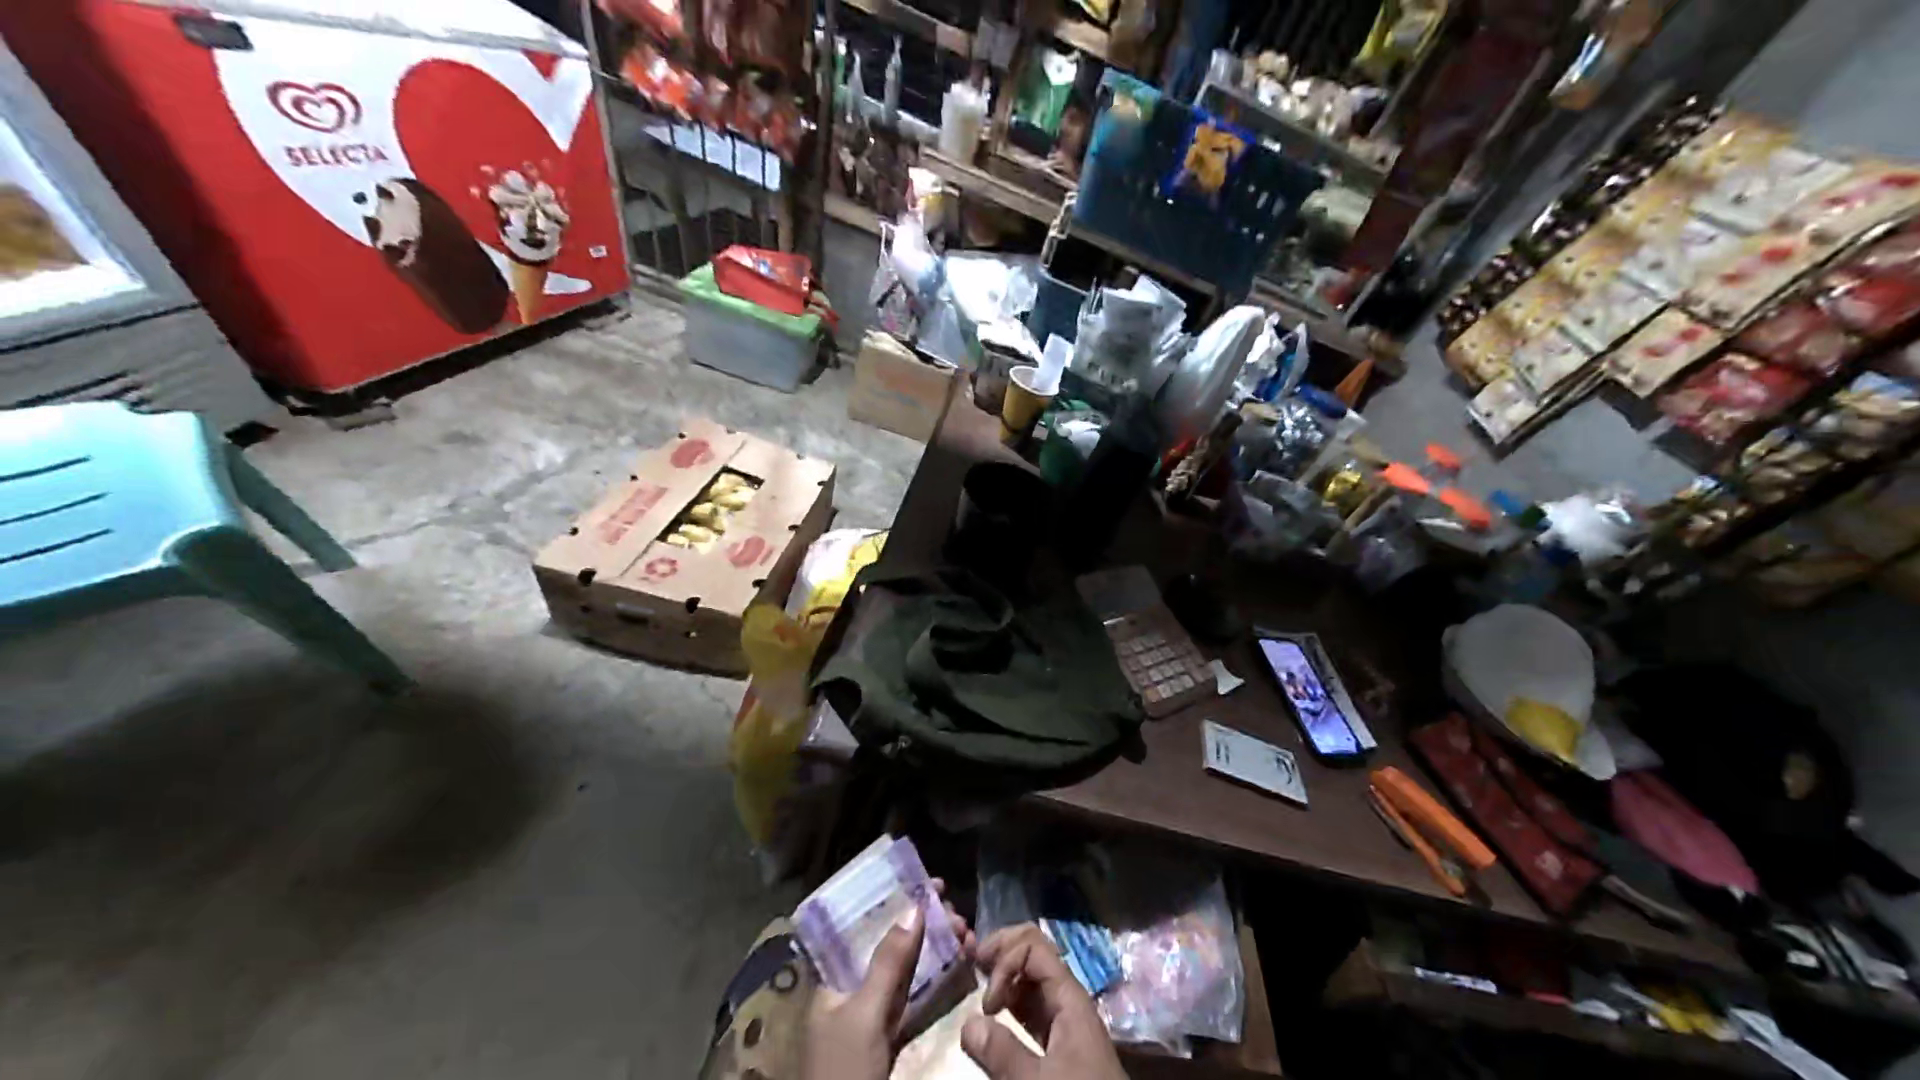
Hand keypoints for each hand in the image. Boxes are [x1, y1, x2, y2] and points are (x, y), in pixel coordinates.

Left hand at [802, 880, 974, 1079]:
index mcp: (832, 978)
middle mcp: (852, 990)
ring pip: (907, 971)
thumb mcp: (864, 1016)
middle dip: (923, 925)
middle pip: (890, 945)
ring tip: (966, 934)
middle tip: (957, 912)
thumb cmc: (843, 1071)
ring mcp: (873, 1015)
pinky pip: (916, 1000)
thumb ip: (888, 964)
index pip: (863, 925)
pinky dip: (937, 982)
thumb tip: (913, 908)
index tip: (927, 882)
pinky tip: (960, 966)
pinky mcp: (892, 1040)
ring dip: (936, 950)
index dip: (893, 900)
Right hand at [962, 924, 1126, 1079]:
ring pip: (1030, 980)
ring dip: (1003, 975)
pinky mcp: (1058, 1041)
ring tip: (975, 979)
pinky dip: (1009, 1000)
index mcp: (1068, 997)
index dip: (1004, 964)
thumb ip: (1003, 1052)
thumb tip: (966, 1023)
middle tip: (973, 963)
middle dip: (1001, 952)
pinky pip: (1030, 1006)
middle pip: (1032, 953)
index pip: (1032, 947)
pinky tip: (992, 1012)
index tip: (987, 1005)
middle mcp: (1066, 998)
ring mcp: (1063, 1018)